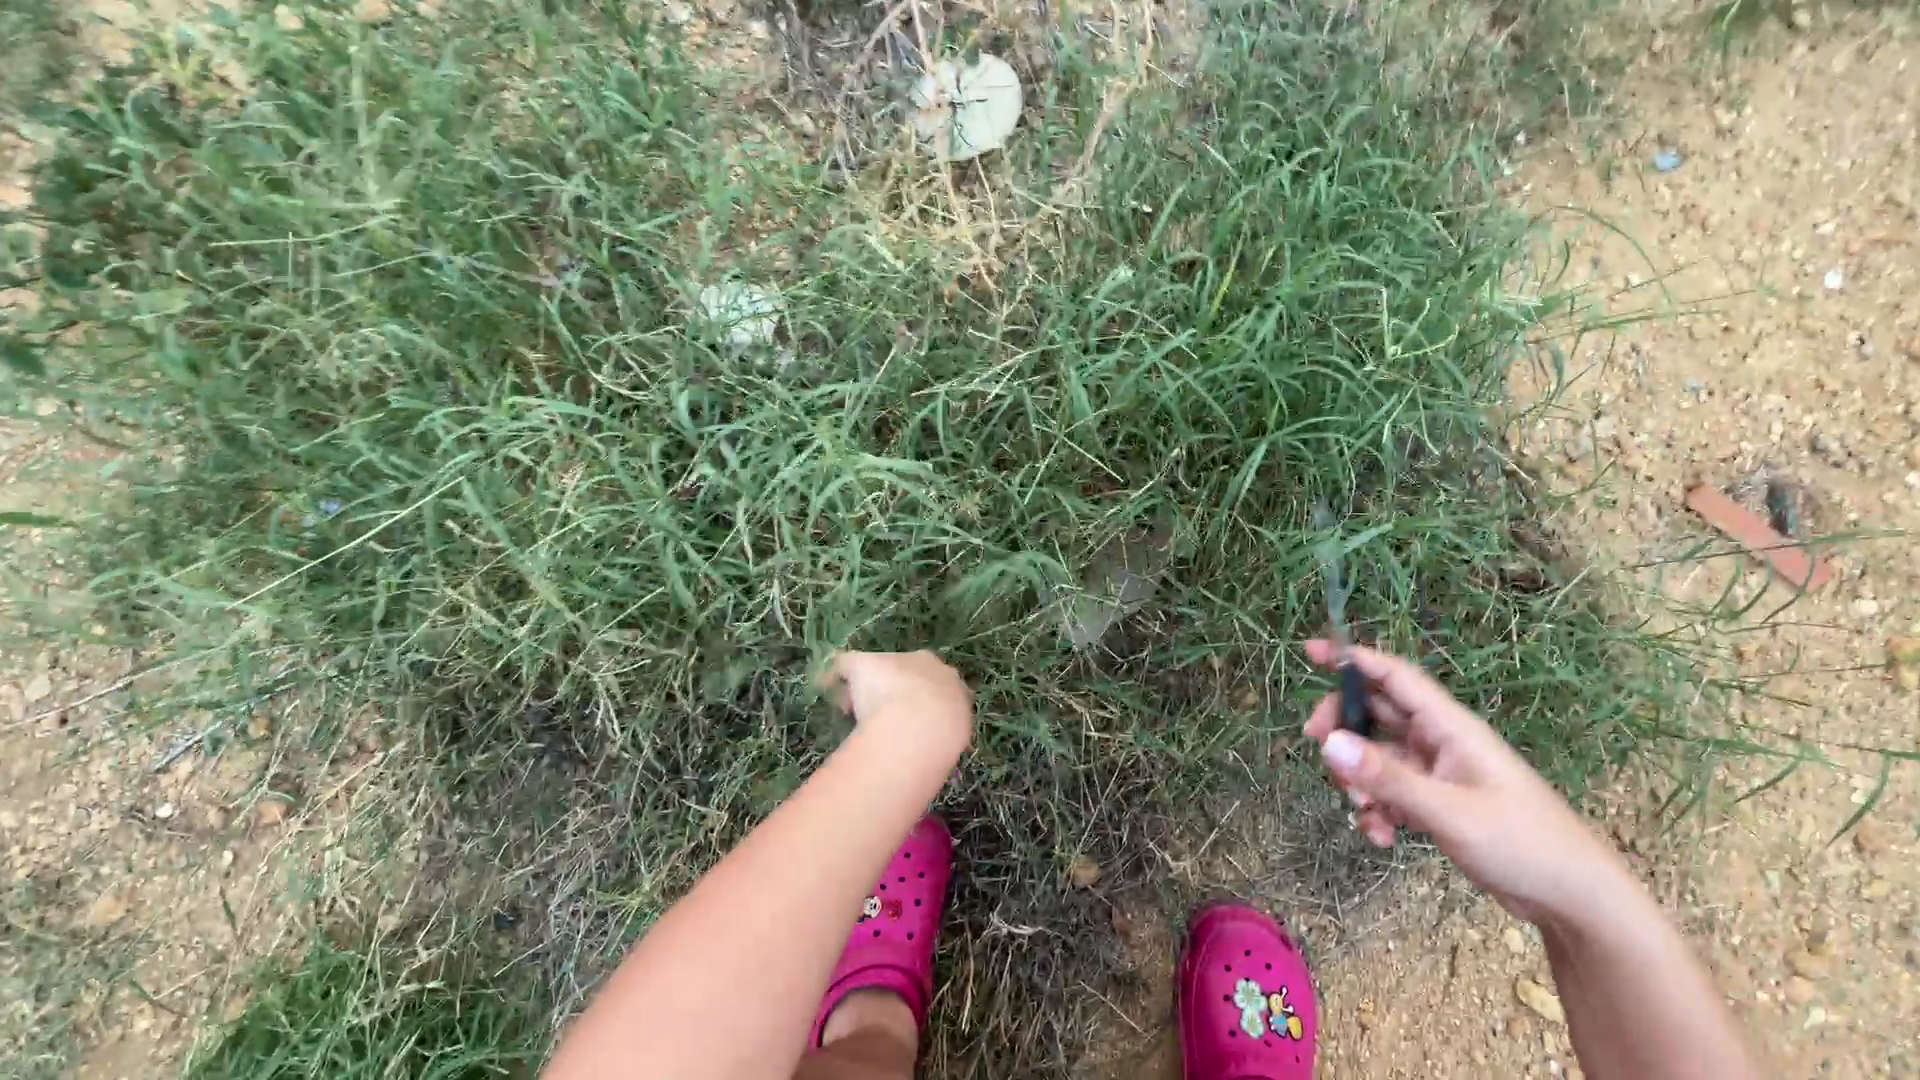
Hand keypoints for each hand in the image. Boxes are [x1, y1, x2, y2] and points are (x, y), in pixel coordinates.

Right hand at [820, 650, 973, 759]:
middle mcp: (947, 679)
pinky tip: (906, 754)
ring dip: (912, 724)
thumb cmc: (883, 690)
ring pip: (932, 714)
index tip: (857, 699)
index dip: (875, 681)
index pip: (900, 666)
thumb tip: (829, 676)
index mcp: (923, 659)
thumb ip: (842, 666)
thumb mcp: (853, 668)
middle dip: (896, 702)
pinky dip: (923, 744)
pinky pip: (938, 739)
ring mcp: (959, 708)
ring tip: (888, 741)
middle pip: (919, 689)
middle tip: (871, 720)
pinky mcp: (962, 737)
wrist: (915, 729)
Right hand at [1302, 640, 1628, 924]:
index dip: (1353, 658)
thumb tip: (1328, 742)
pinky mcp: (1438, 801)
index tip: (1310, 651)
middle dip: (1343, 728)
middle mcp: (1440, 741)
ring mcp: (1439, 772)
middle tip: (1318, 746)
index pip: (1394, 676)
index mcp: (1451, 727)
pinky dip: (1378, 808)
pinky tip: (1383, 836)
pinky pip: (1391, 791)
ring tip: (1363, 811)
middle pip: (1376, 714)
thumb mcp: (1450, 812)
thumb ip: (1388, 777)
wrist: (1575, 900)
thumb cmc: (1523, 844)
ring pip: (1378, 756)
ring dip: (1360, 779)